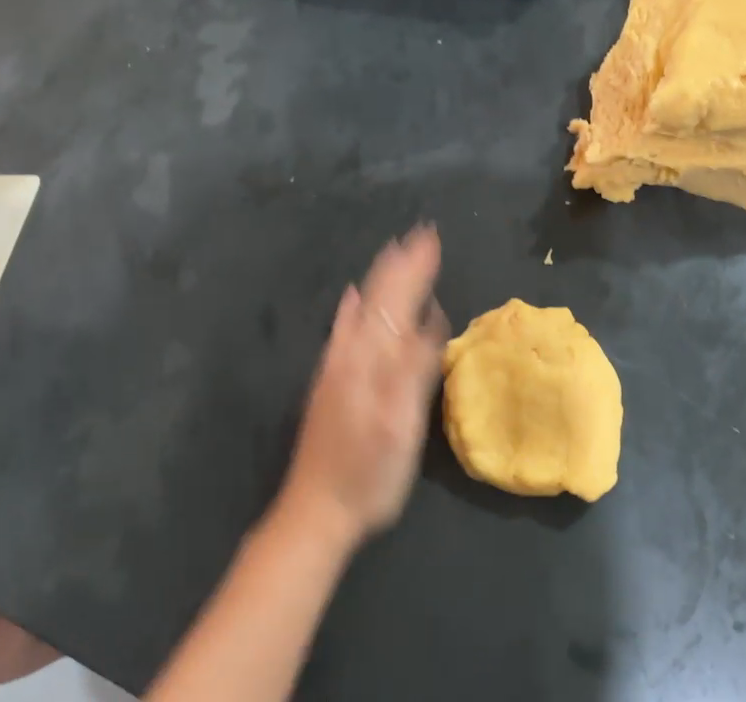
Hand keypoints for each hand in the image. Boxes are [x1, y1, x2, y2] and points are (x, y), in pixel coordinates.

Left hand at [280, 224, 448, 545]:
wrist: (314, 512)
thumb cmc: (368, 475)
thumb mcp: (401, 425)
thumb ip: (413, 369)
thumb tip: (430, 317)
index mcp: (371, 360)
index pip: (398, 301)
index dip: (417, 270)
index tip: (432, 238)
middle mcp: (351, 355)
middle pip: (379, 298)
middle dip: (401, 264)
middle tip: (420, 234)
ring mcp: (336, 368)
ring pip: (362, 309)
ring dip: (381, 277)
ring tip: (394, 251)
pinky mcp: (330, 384)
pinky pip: (343, 331)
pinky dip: (352, 308)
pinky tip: (352, 297)